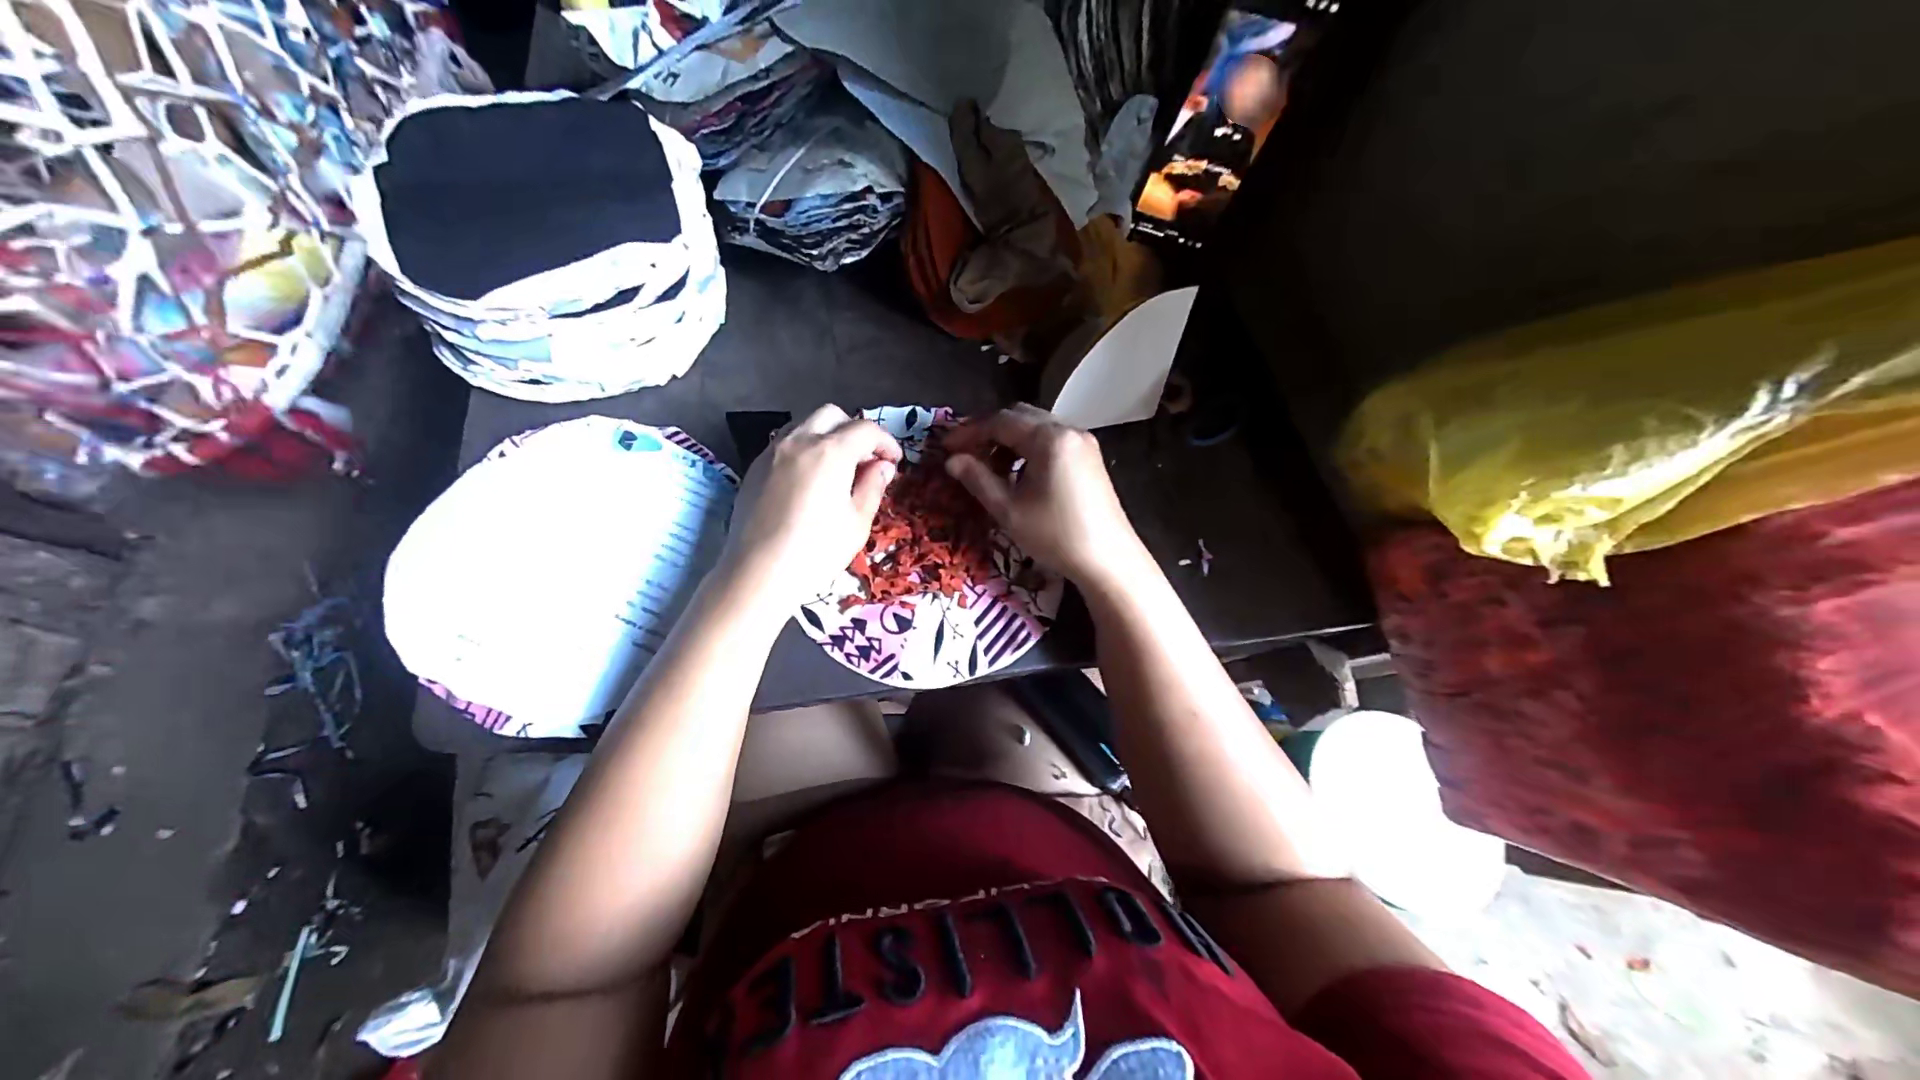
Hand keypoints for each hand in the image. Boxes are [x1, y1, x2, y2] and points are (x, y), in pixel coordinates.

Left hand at [720, 405, 900, 614]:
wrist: (758, 573)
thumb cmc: (816, 551)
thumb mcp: (857, 522)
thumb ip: (872, 486)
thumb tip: (881, 466)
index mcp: (830, 451)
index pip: (866, 429)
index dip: (886, 442)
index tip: (894, 462)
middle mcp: (799, 441)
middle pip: (832, 415)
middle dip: (854, 431)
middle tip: (866, 460)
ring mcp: (772, 452)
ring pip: (804, 424)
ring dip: (826, 436)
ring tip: (836, 468)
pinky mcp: (754, 468)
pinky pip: (784, 444)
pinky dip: (804, 449)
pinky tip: (809, 480)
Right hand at [943, 404, 1149, 591]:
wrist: (1108, 560)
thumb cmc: (1055, 535)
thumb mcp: (1008, 510)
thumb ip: (978, 479)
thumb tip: (952, 460)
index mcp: (1048, 438)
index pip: (1000, 421)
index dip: (969, 432)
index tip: (945, 447)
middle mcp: (1068, 430)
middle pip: (1020, 416)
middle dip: (989, 431)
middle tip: (965, 453)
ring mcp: (1083, 442)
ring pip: (1037, 427)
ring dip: (1009, 440)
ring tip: (988, 467)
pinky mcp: (1089, 458)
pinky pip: (1052, 440)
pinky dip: (1029, 448)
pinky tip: (1017, 474)